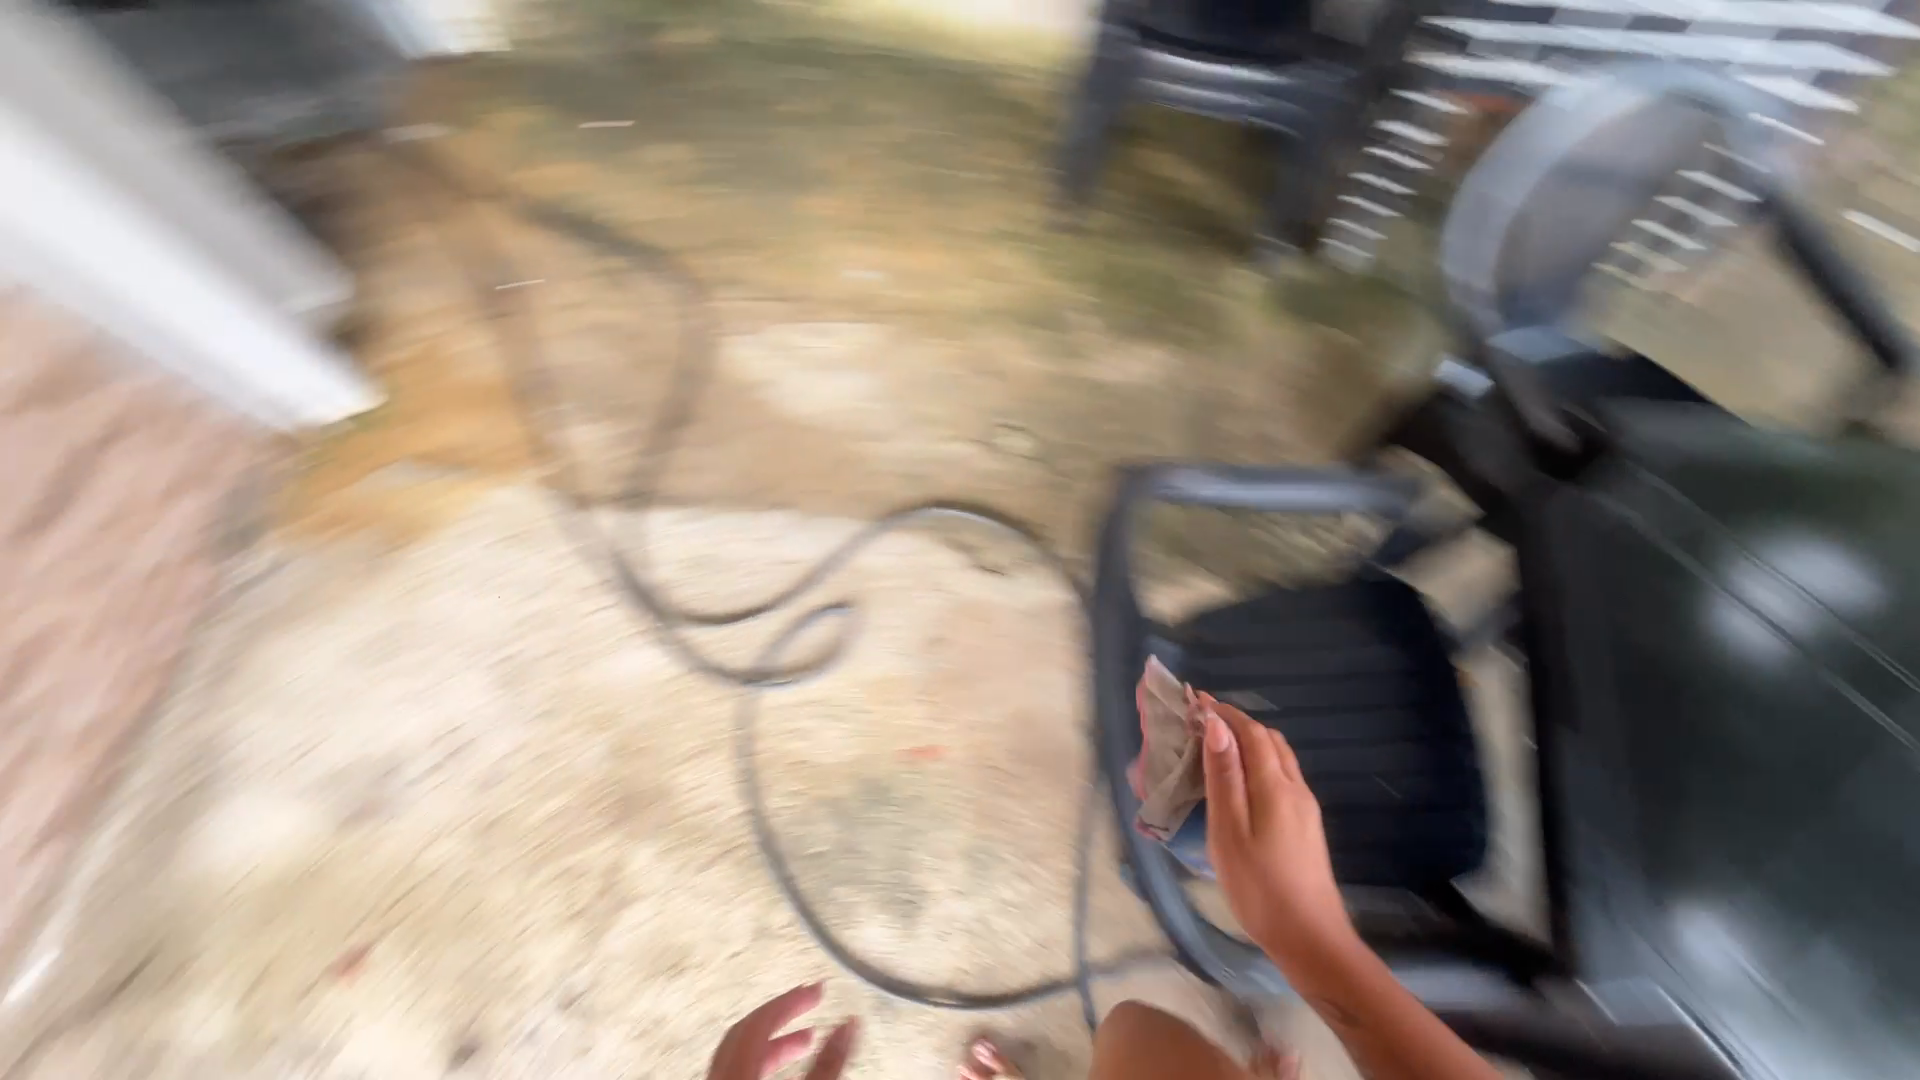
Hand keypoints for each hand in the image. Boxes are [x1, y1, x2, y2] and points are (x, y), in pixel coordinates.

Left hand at [708, 983, 858, 1079]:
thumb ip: (827, 1060)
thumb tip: (850, 1023)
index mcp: (737, 1063)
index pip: (761, 1018)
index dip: (792, 999)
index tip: (817, 988)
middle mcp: (720, 1070)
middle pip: (747, 1029)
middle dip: (782, 1012)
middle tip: (810, 1001)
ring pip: (740, 1051)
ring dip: (774, 1038)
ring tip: (807, 1037)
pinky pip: (736, 1068)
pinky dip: (761, 1057)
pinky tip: (786, 1066)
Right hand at [1199, 696, 1355, 966]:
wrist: (1311, 940)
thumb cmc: (1260, 886)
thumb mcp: (1229, 830)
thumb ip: (1224, 776)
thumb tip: (1217, 726)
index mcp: (1275, 786)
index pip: (1251, 732)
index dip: (1224, 712)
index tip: (1195, 702)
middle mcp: (1295, 789)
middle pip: (1269, 740)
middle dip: (1236, 722)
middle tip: (1201, 723)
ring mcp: (1305, 808)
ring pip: (1279, 758)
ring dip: (1249, 741)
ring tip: (1216, 746)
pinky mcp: (1305, 826)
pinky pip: (1282, 776)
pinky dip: (1259, 763)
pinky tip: (1240, 781)